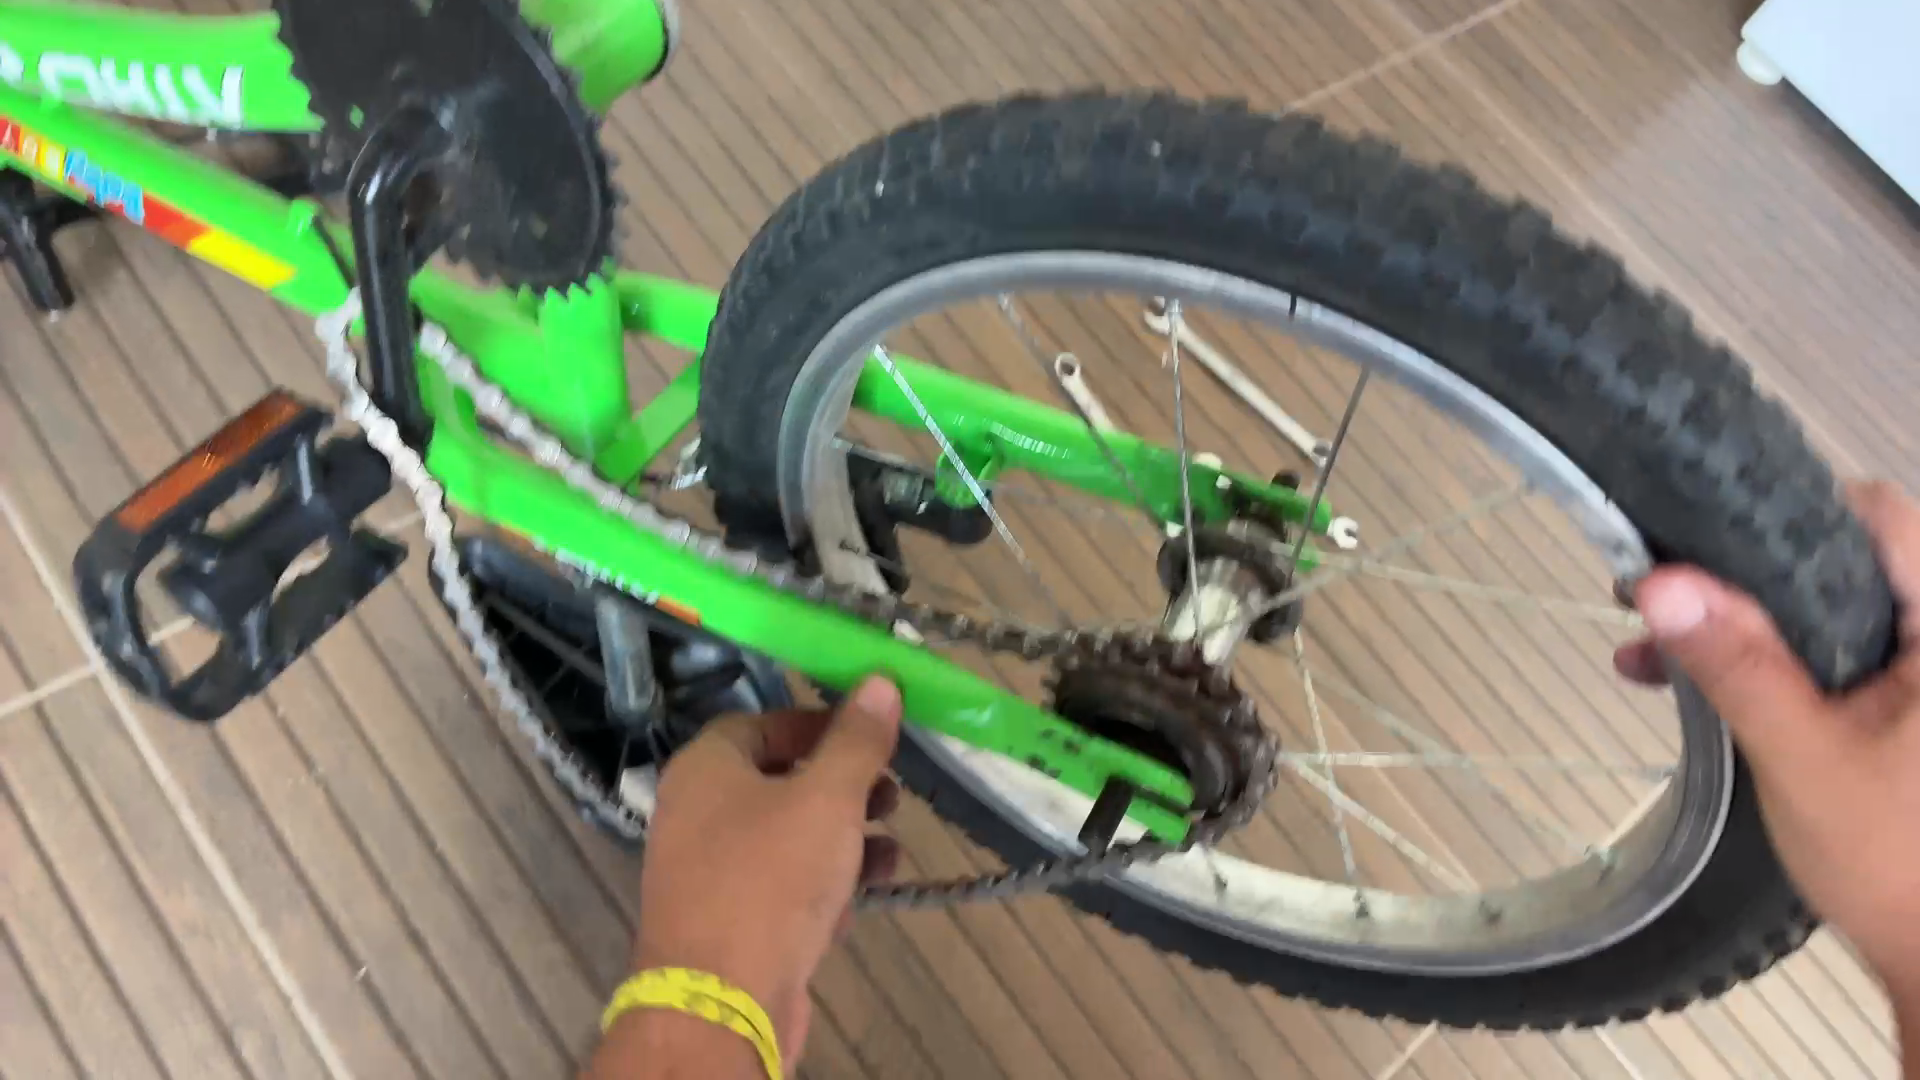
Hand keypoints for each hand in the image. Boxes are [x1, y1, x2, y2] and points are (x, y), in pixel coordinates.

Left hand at [632, 677, 902, 1068]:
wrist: (721, 1012)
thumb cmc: (771, 879)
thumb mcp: (827, 797)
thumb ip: (856, 739)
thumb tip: (880, 681)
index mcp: (707, 770)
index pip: (762, 723)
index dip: (817, 723)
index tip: (866, 733)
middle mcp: (699, 814)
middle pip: (782, 777)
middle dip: (844, 781)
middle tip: (891, 788)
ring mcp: (712, 871)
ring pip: (790, 831)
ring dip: (846, 830)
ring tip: (892, 837)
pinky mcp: (731, 921)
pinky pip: (785, 880)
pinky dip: (828, 874)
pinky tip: (874, 883)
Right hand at [1615, 481, 1919, 997]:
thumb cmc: (1906, 861)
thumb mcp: (1804, 753)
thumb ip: (1736, 661)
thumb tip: (1657, 579)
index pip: (1879, 519)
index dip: (1776, 517)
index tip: (1682, 544)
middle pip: (1836, 562)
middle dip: (1729, 581)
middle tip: (1642, 603)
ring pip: (1820, 609)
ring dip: (1727, 625)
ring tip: (1643, 655)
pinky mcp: (1902, 707)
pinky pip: (1822, 653)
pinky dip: (1754, 660)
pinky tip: (1686, 684)